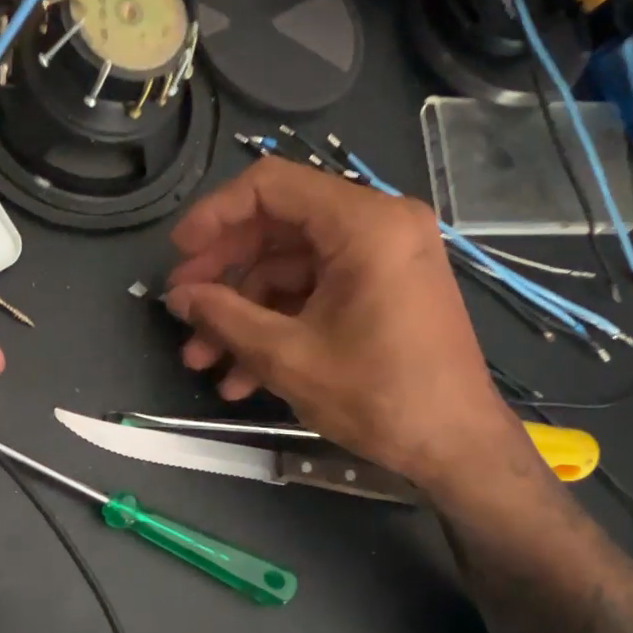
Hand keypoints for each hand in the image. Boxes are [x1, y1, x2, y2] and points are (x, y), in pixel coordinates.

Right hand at [163, 157, 523, 490]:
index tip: (178, 255)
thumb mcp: (286, 355)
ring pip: (289, 270)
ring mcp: (381, 259)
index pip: (270, 187)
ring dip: (242, 314)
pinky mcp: (381, 291)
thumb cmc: (376, 394)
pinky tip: (240, 376)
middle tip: (181, 311)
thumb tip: (177, 296)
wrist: (454, 444)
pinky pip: (314, 293)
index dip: (213, 216)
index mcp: (363, 224)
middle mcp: (377, 226)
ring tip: (202, 360)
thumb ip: (223, 316)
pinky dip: (275, 326)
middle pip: (276, 229)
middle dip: (222, 275)